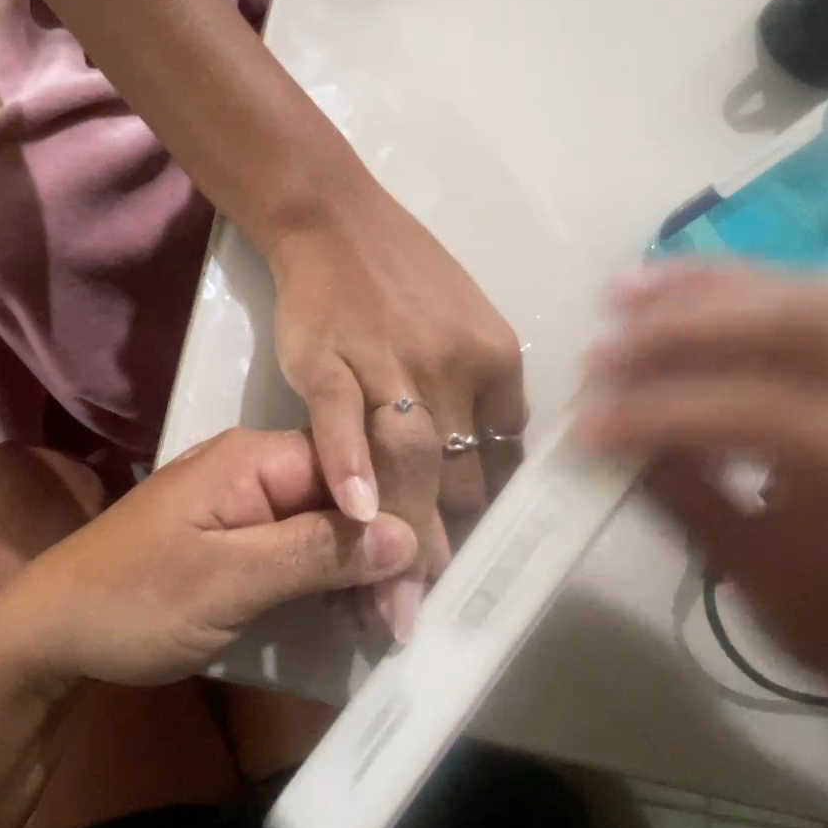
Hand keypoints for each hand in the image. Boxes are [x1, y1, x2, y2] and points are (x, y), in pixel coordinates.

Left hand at [0, 429, 418, 689]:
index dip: (395, 519)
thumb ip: (314, 553)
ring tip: (386, 626)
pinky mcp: (240, 537)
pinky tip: (353, 614)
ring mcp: (245, 502)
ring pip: (329, 524)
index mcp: (250, 458)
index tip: (426, 582)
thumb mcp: (227, 581)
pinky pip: (303, 546)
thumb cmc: (135, 601)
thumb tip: (404, 535)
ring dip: (362, 572)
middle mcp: (254, 467)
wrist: (56, 630)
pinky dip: (330, 579)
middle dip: (384, 553)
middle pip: (345, 496)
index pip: (349, 468)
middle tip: (409, 618)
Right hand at [269, 198, 524, 640]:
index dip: (479, 516)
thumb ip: (484, 391)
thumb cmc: (400, 272)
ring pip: (408, 460)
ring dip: (403, 532)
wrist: (333, 218)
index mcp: (495, 357)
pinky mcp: (329, 359)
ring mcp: (389, 362)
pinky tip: (353, 514)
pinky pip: (343, 419)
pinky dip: (349, 466)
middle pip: (456, 473)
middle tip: (424, 610)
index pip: (498, 456)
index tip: (460, 562)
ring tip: (393, 599)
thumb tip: (484, 463)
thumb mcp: (467, 319)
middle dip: (440, 546)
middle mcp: (453, 365)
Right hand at [574, 266, 827, 705]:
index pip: (764, 410)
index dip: (662, 409)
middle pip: (797, 328)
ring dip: (707, 295)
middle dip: (682, 329)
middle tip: (601, 347)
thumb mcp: (747, 566)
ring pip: (811, 302)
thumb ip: (678, 484)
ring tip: (624, 292)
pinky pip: (824, 319)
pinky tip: (684, 296)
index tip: (586, 422)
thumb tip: (601, 425)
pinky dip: (745, 302)